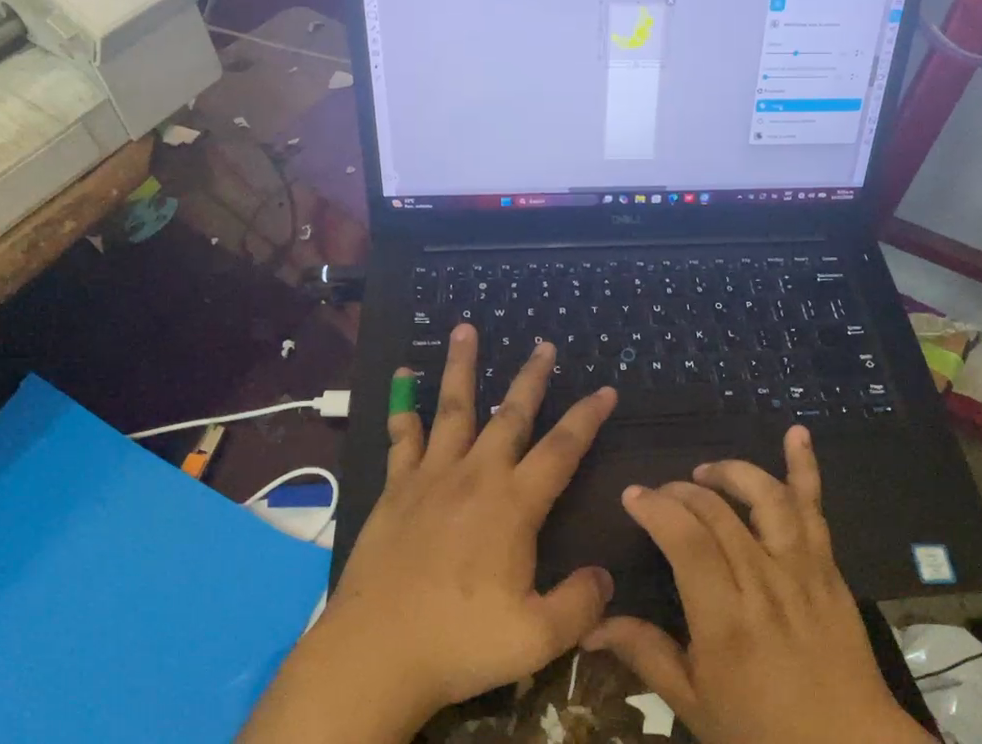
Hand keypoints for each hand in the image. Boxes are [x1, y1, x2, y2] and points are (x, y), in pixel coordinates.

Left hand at [241, 324, 618, 742]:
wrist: (375, 652)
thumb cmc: (459, 643)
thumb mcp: (538, 638)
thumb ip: (580, 603)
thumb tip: (604, 576)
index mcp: (514, 505)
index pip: (562, 449)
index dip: (587, 417)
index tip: (606, 389)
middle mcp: (475, 477)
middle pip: (511, 414)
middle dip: (532, 377)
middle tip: (545, 344)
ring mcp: (430, 478)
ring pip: (451, 408)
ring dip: (461, 367)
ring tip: (465, 328)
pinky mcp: (395, 490)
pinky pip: (401, 437)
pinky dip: (403, 405)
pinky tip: (401, 377)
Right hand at [581, 427, 930, 743]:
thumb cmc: (763, 730)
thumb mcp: (694, 703)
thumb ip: (645, 655)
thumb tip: (591, 625)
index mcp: (725, 618)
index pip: (685, 540)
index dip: (655, 508)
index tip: (632, 496)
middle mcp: (763, 582)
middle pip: (717, 513)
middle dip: (680, 492)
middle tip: (659, 494)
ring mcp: (801, 569)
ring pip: (765, 498)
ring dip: (732, 474)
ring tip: (705, 472)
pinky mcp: (828, 568)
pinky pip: (816, 509)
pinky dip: (806, 467)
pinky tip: (797, 433)